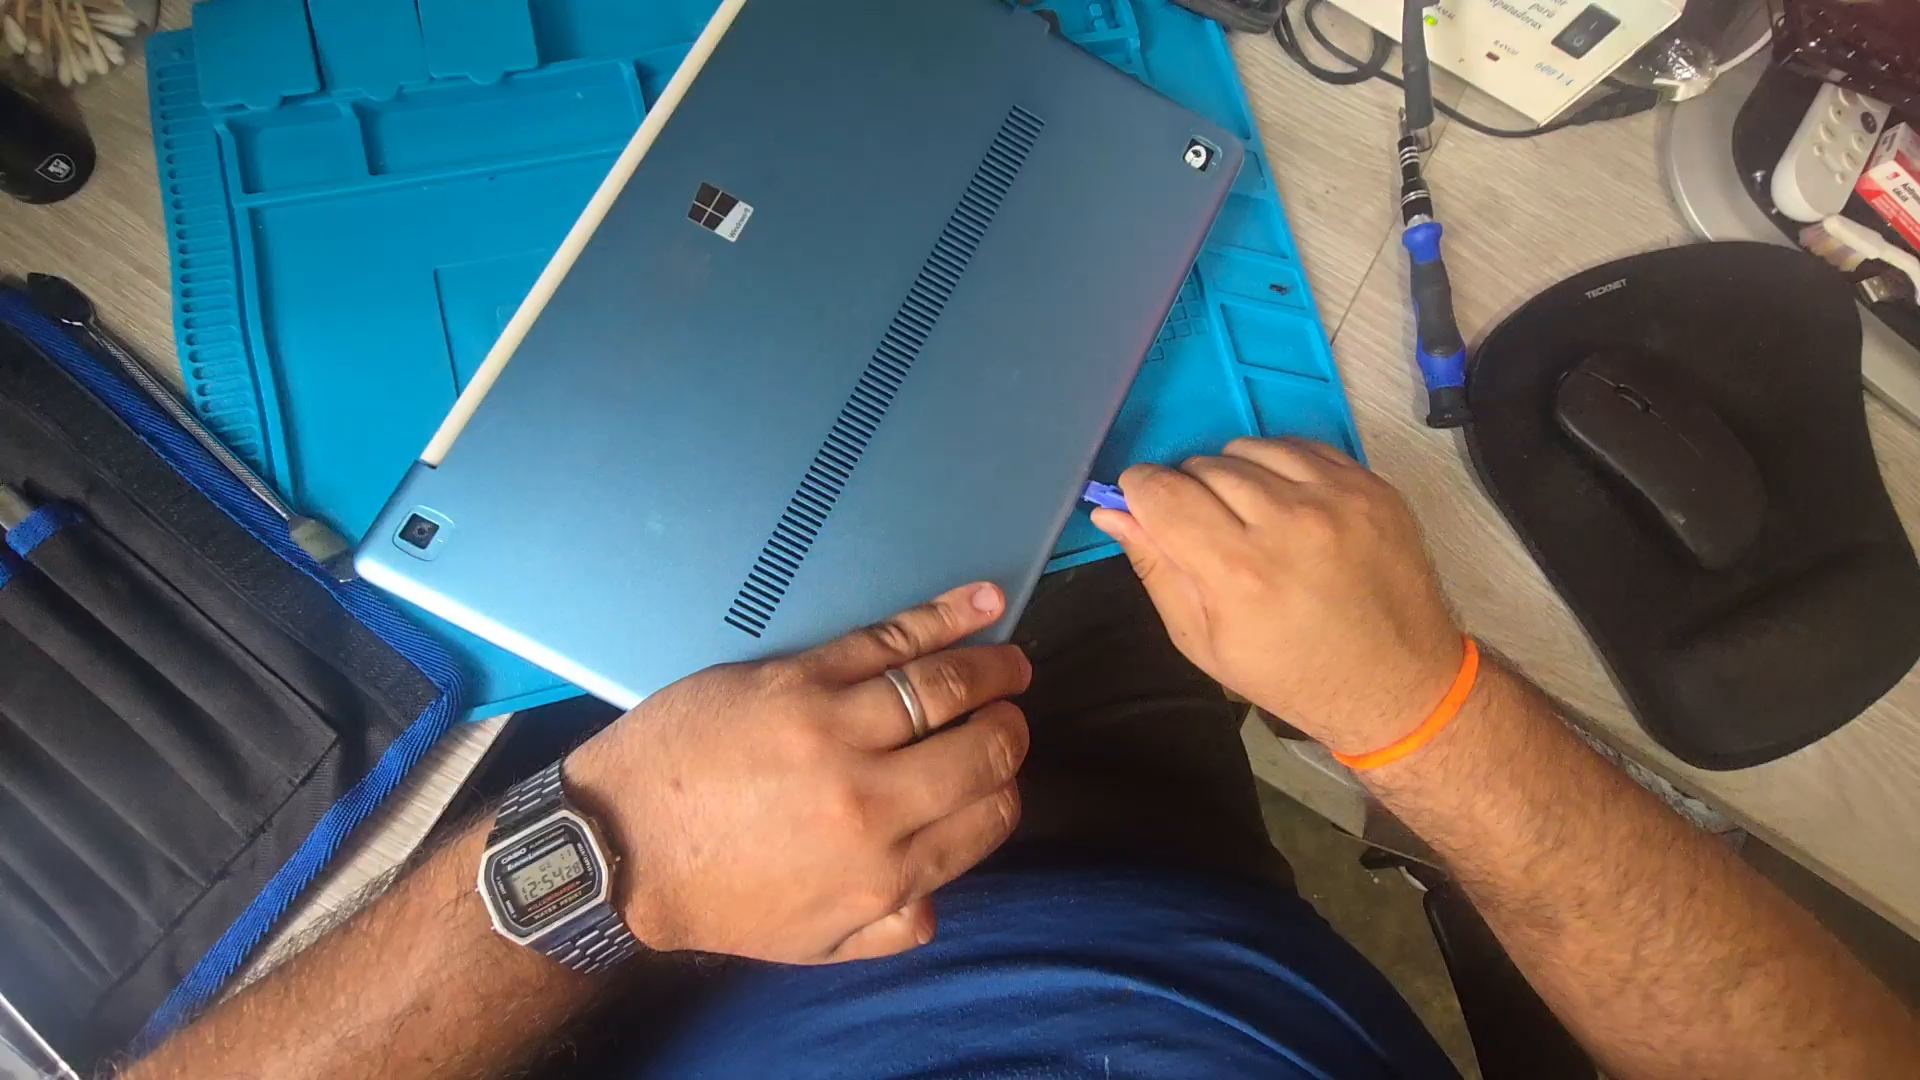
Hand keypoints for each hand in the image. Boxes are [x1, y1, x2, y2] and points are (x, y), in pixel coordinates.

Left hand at [564, 583, 1030, 963]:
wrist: (618, 846)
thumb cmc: (717, 894)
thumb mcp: (807, 944)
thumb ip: (887, 930)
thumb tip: (941, 899)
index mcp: (884, 872)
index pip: (987, 817)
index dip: (1004, 790)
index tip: (996, 774)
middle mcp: (875, 801)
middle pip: (983, 750)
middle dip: (1010, 731)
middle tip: (1008, 716)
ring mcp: (839, 731)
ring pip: (948, 686)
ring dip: (996, 669)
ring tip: (1014, 662)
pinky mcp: (805, 678)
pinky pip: (894, 641)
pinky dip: (949, 617)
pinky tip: (986, 603)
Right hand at [1091, 438, 1461, 755]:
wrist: (1395, 683)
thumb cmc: (1285, 672)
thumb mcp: (1201, 639)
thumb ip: (1154, 568)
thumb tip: (1111, 513)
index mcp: (1238, 572)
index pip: (1161, 492)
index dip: (1139, 492)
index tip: (1142, 504)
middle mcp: (1288, 523)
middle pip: (1200, 467)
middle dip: (1184, 490)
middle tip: (1201, 528)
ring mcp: (1337, 499)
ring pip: (1246, 449)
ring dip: (1229, 474)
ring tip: (1244, 514)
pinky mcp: (1370, 486)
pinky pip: (1297, 445)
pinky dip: (1274, 465)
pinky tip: (1281, 501)